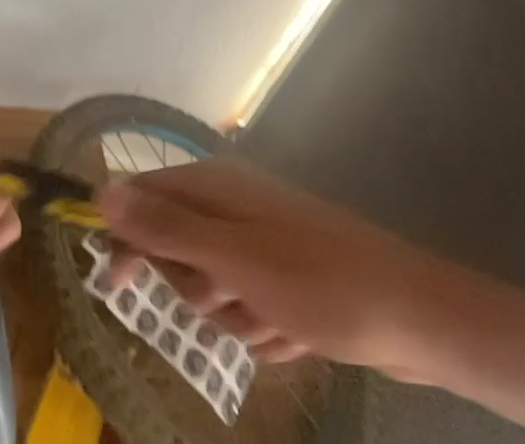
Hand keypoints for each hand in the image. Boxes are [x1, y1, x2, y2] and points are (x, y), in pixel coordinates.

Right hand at [97, 158, 448, 376]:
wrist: (424, 321)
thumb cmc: (321, 284)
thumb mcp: (231, 258)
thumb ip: (163, 227)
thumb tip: (100, 193)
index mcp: (216, 189)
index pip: (142, 200)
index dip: (127, 241)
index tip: (119, 287)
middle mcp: (234, 208)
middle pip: (174, 250)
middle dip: (195, 287)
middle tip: (229, 296)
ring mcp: (262, 244)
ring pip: (211, 288)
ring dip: (234, 316)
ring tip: (275, 321)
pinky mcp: (286, 280)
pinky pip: (248, 309)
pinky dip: (267, 328)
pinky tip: (298, 334)